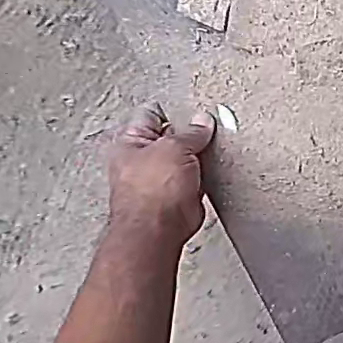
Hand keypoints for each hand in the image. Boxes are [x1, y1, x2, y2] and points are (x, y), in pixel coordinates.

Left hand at [106, 102, 216, 247]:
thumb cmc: (152, 193)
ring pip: (186, 158)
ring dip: (199, 157)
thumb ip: (191, 132)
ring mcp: (161, 177)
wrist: (160, 229)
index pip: (153, 114)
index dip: (175, 112)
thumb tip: (202, 121)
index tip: (195, 112)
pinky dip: (206, 175)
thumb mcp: (175, 147)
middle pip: (172, 137)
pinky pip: (197, 177)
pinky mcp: (179, 194)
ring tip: (210, 152)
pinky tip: (212, 171)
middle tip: (206, 132)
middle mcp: (143, 159)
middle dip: (190, 135)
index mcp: (130, 141)